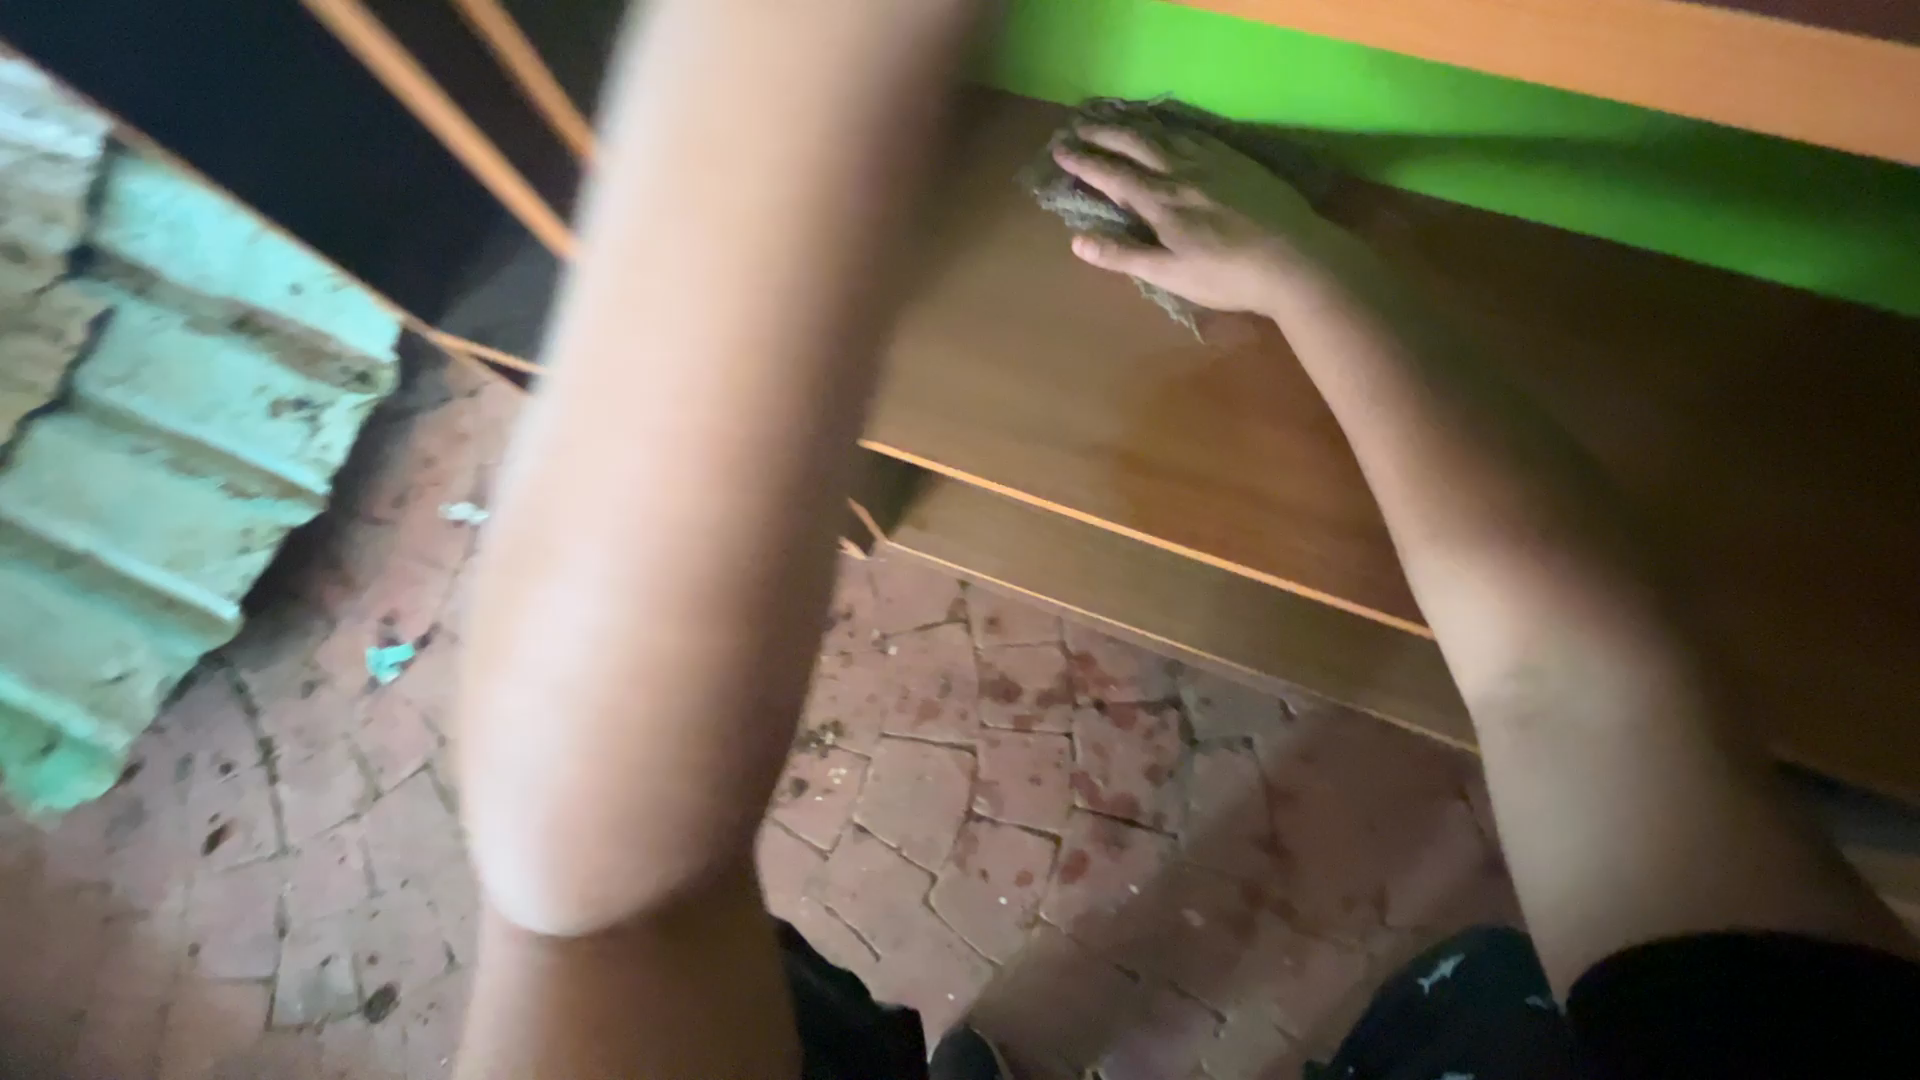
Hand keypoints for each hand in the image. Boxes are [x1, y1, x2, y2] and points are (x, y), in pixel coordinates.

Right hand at [1053, 125, 1342, 314]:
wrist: (1293, 258)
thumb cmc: (1225, 276)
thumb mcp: (1168, 274)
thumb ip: (1123, 255)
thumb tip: (1077, 241)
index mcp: (1160, 202)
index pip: (1112, 176)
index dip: (1084, 162)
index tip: (1060, 149)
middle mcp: (1180, 172)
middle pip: (1135, 144)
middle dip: (1103, 134)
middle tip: (1077, 125)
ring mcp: (1211, 162)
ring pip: (1164, 134)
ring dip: (1133, 125)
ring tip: (1114, 119)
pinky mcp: (1236, 161)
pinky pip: (1193, 134)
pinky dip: (1170, 126)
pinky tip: (1167, 128)